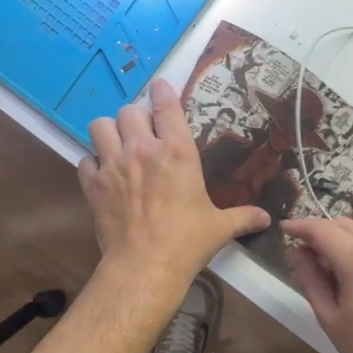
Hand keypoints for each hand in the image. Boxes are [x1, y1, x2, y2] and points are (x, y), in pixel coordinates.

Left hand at [79, 79, 269, 293]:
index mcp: (178, 152)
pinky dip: (93, 164)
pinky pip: (86, 159)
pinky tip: (103, 175)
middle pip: (129, 111)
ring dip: (109, 132)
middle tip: (142, 133)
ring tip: (117, 145)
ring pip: (100, 126)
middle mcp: (143, 150)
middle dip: (136, 118)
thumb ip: (243, 217)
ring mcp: (113, 165)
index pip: (166, 106)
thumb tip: (266, 219)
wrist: (145, 265)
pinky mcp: (93, 184)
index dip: (162, 91)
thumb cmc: (187, 242)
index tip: (160, 87)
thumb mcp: (220, 227)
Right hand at [282, 217, 352, 352]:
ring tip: (323, 263)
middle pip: (342, 224)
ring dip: (338, 238)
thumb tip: (296, 252)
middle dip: (319, 231)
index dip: (300, 226)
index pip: (323, 229)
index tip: (284, 229)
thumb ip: (310, 277)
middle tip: (301, 250)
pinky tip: (347, 269)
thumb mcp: (328, 315)